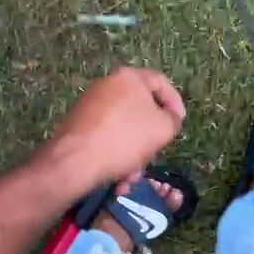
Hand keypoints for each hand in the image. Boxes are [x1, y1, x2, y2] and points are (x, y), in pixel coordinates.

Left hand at [40, 67, 185, 195]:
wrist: (74, 161)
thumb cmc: (124, 139)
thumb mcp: (163, 129)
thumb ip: (173, 119)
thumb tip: (169, 117)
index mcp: (129, 76)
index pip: (160, 82)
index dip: (175, 102)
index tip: (179, 122)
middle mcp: (108, 84)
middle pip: (140, 107)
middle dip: (150, 135)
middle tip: (155, 153)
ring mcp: (90, 103)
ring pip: (123, 126)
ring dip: (133, 151)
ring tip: (132, 177)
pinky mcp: (78, 123)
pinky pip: (106, 135)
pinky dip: (115, 153)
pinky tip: (117, 176)